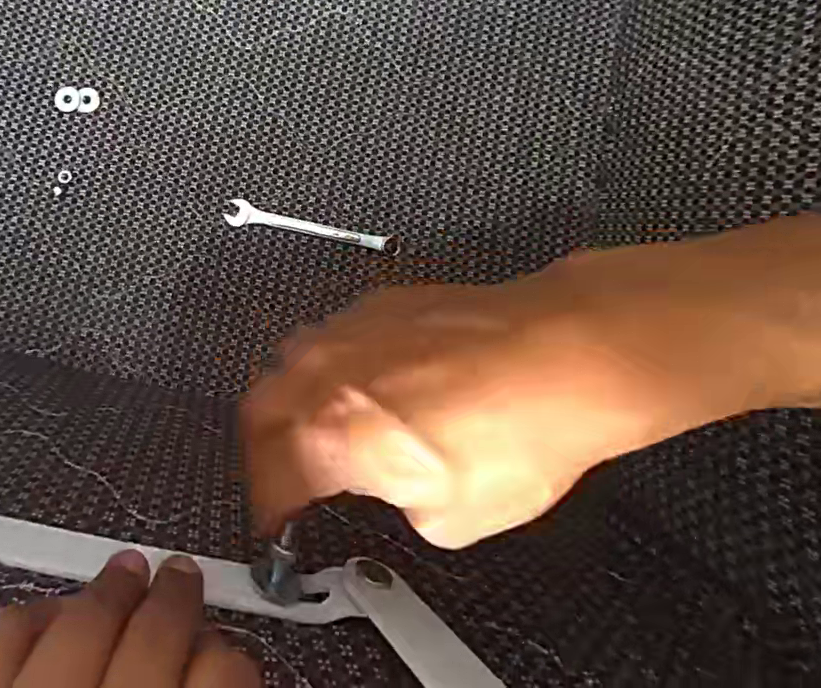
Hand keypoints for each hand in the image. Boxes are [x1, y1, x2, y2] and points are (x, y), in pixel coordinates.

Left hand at [0, 550, 260, 687]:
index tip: (228, 650)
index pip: (226, 680)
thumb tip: (222, 667)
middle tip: (184, 574)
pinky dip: (26, 616)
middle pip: (157, 639)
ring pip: (83, 627)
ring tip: (128, 568)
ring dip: (111, 590)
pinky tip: (45, 610)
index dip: (232, 657)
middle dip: (177, 599)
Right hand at [242, 244, 795, 547]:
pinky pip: (330, 334)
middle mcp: (326, 371)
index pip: (267, 476)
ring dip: (290, 397)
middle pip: (257, 409)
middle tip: (278, 472)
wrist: (563, 354)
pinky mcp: (378, 303)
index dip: (265, 508)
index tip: (273, 518)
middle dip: (259, 449)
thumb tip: (388, 482)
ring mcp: (349, 328)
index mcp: (332, 433)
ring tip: (318, 421)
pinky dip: (330, 363)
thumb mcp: (450, 516)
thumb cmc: (520, 429)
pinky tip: (365, 377)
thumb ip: (391, 498)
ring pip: (287, 363)